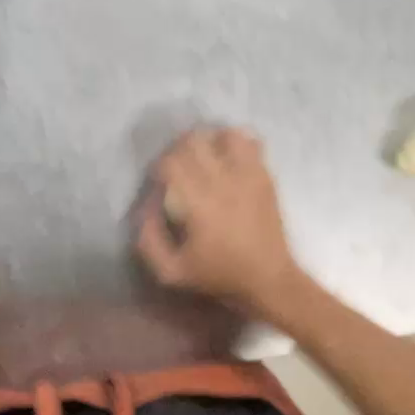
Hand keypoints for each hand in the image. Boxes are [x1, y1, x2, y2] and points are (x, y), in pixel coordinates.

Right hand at [136, 128, 302, 316]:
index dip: (159, 166)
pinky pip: (252, 144)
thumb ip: (149, 239)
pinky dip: (236, 145)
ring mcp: (249, 176)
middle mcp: (223, 181)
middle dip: (179, 149)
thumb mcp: (171, 272)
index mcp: (198, 202)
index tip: (160, 182)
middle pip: (195, 140)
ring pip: (226, 135)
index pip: (171, 161)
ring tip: (206, 158)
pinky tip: (230, 162)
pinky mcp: (265, 177)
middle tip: (178, 168)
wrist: (268, 280)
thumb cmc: (219, 277)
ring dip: (211, 141)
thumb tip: (145, 206)